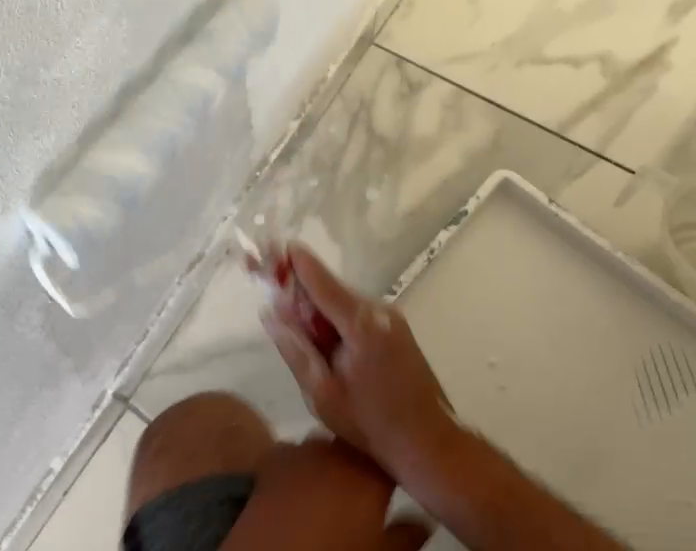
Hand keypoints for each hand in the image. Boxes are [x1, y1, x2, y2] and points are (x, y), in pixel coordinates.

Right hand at [258, 242, 458, 480]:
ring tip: (303, 343)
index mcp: (360, 322)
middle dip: (297, 294)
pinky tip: (327, 349)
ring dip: (316, 311)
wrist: (432, 447)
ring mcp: (390, 316)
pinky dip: (334, 321)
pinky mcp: (396, 328)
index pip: (317, 277)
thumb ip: (293, 347)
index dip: (289, 261)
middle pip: (326, 287)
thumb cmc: (373, 425)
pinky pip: (354, 312)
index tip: (263, 249)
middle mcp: (377, 308)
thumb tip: (268, 311)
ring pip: (339, 300)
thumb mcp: (321, 393)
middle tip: (274, 310)